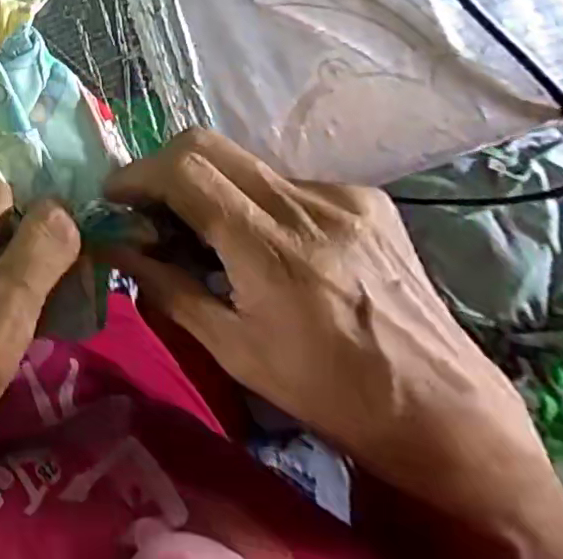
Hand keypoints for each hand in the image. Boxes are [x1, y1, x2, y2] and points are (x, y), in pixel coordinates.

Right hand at [101, 129, 562, 558]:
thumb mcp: (232, 349)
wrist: (450, 417)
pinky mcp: (366, 201)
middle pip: (206, 145)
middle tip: (147, 205)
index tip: (114, 198)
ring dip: (204, 183)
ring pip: (242, 160)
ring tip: (202, 231)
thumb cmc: (329, 393)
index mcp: (272, 250)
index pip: (184, 172)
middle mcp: (308, 207)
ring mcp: (343, 198)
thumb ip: (165, 287)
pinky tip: (263, 241)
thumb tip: (113, 246)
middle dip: (161, 167)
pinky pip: (283, 179)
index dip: (137, 175)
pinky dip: (251, 198)